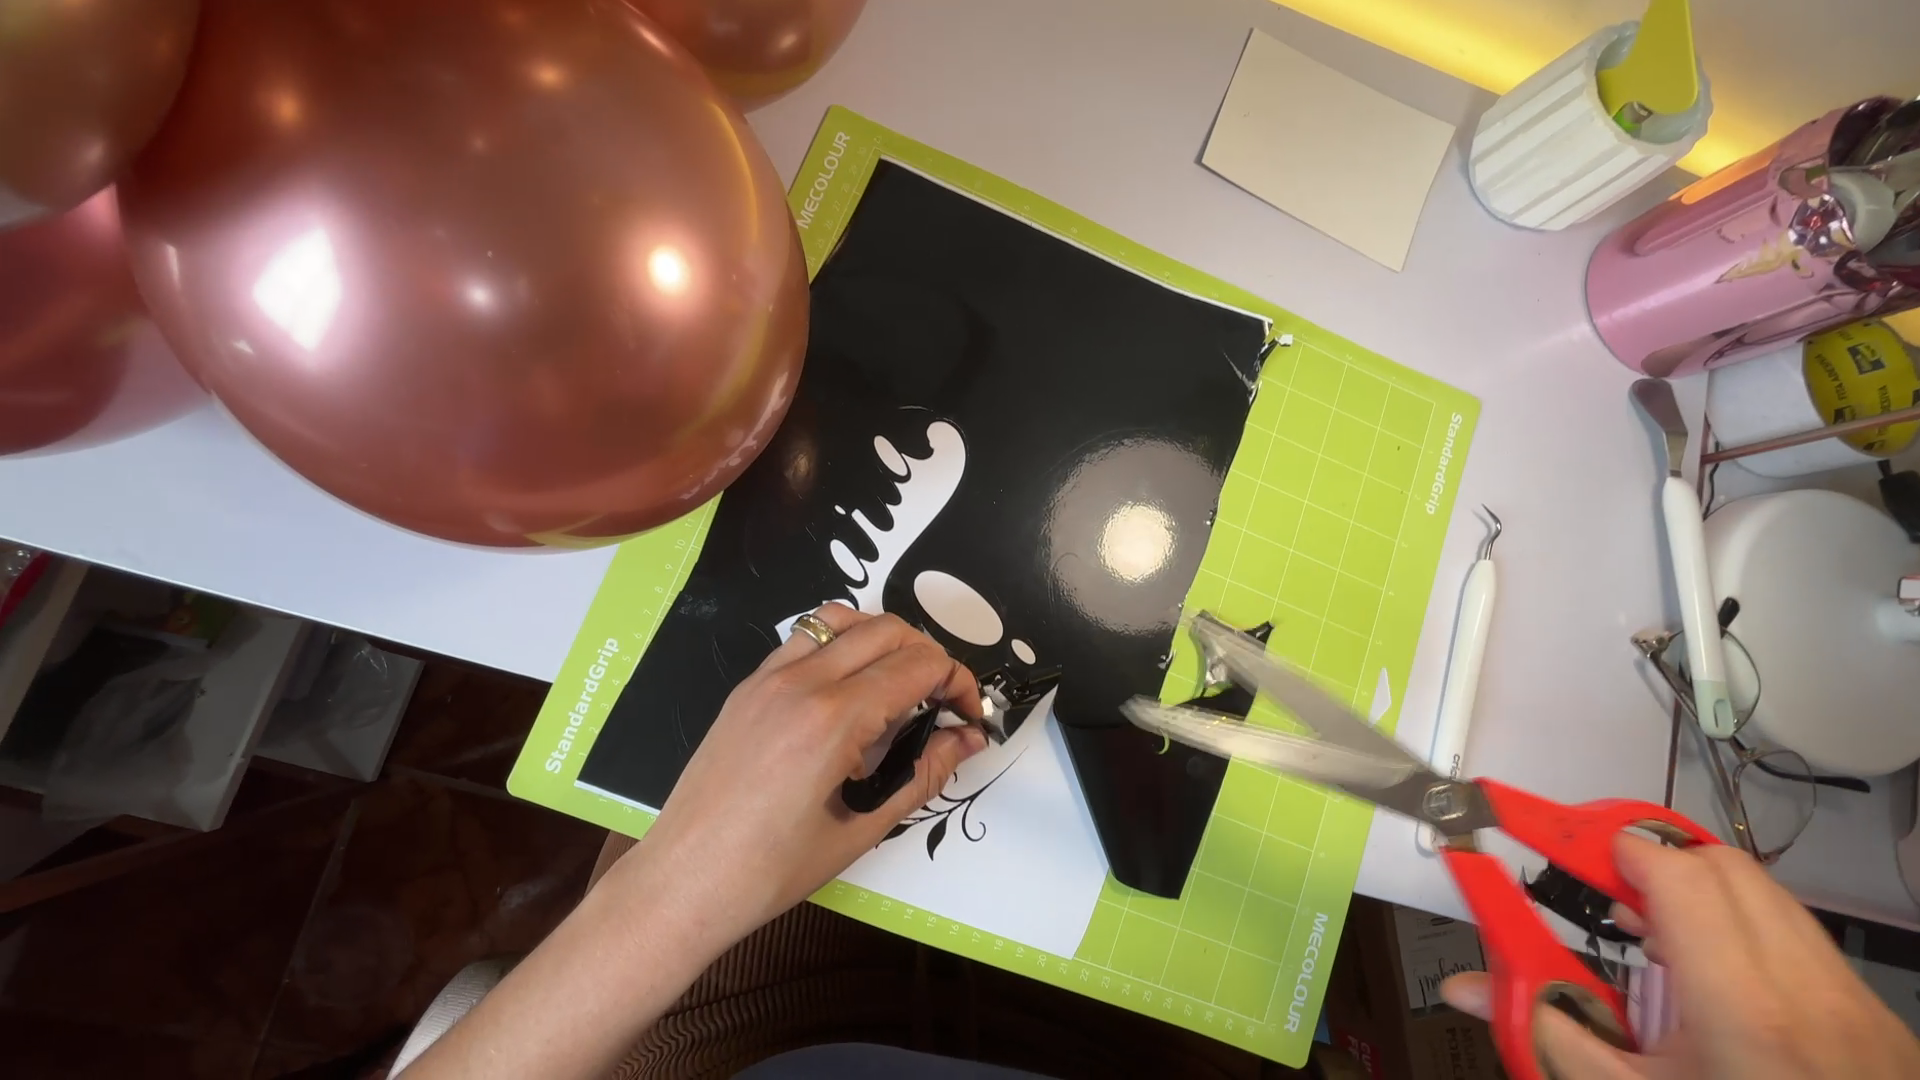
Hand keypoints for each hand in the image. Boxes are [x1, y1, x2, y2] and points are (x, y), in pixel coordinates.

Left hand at [624, 604, 986, 950]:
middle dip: (929, 657)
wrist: (683, 880)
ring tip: (897, 682)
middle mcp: (802, 681)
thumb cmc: (774, 869)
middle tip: (941, 701)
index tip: (968, 716)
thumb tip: (969, 739)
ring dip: (883, 638)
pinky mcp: (747, 685)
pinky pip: (804, 637)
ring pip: (843, 619)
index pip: (919, 666)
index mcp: (835, 718)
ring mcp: (768, 676)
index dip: (958, 683)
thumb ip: (923, 773)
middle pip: (888, 630)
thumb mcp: (862, 827)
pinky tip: (846, 687)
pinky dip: (839, 643)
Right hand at [1442, 835, 1919, 1078]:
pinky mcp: (1881, 1023)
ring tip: (1653, 933)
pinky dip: (1745, 928)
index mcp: (1745, 1012)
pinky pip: (1803, 938)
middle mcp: (1814, 995)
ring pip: (1768, 896)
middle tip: (1605, 890)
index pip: (1679, 875)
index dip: (1615, 849)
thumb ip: (1545, 1031)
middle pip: (1723, 867)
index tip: (1568, 848)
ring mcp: (1859, 1009)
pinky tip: (1711, 974)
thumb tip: (1464, 988)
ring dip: (1699, 891)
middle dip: (1654, 862)